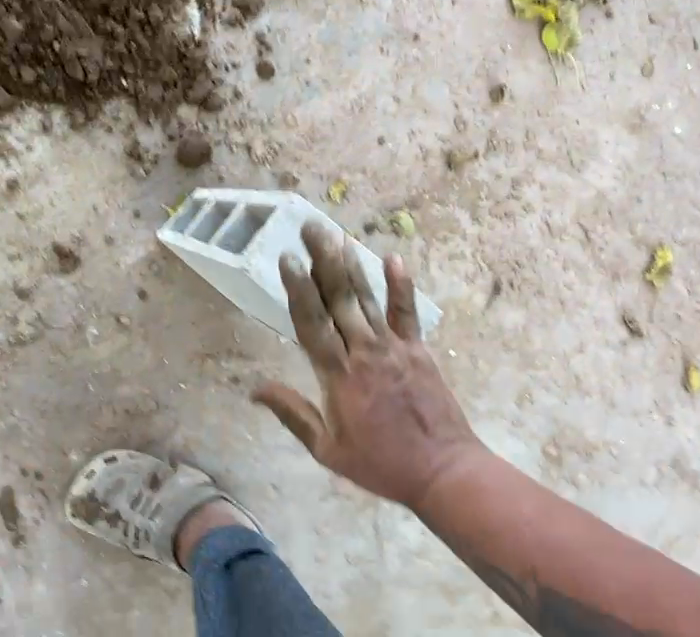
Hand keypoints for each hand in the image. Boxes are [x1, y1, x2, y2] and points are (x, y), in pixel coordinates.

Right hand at [253, 223, 485, 510]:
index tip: (287, 258)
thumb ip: (292, 414)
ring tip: (336, 234)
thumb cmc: (381, 464)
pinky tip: (394, 258)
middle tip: (309, 227)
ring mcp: (394, 349)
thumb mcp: (328, 450)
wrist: (446, 473)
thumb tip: (254, 389)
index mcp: (338, 375)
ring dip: (351, 265)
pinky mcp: (418, 351)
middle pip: (338, 299)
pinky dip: (401, 286)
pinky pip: (407, 314)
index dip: (298, 288)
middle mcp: (364, 352)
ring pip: (367, 299)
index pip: (312, 322)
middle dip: (322, 261)